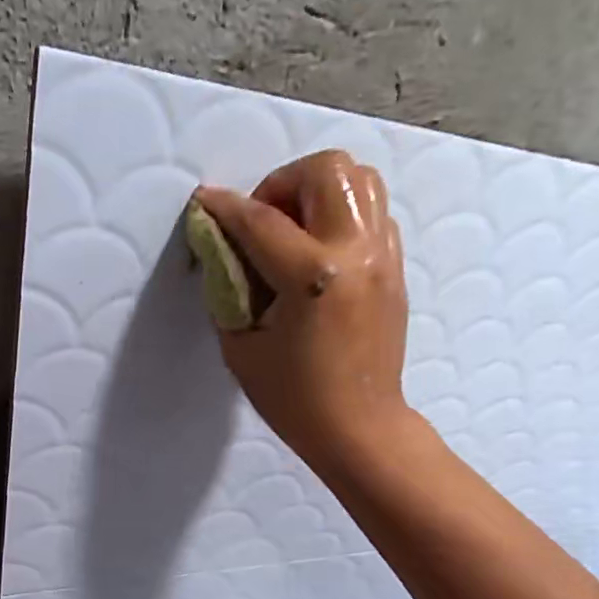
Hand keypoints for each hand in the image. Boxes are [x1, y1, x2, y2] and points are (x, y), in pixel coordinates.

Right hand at [195, 150, 411, 479]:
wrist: (359, 427)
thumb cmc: (293, 398)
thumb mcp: (241, 346)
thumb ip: (229, 289)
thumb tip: (224, 250)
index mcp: (312, 278)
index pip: (260, 221)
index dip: (224, 208)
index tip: (204, 201)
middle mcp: (356, 253)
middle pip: (327, 170)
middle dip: (282, 183)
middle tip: (263, 221)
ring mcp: (383, 257)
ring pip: (361, 178)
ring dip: (317, 190)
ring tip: (293, 229)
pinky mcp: (395, 268)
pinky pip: (372, 212)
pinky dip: (340, 215)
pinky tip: (318, 252)